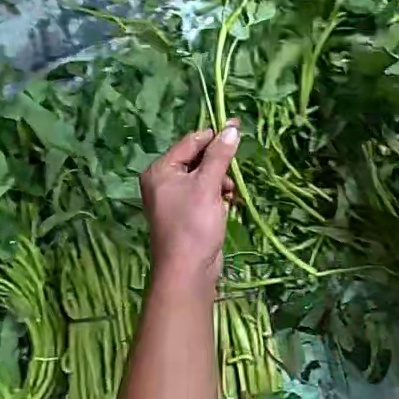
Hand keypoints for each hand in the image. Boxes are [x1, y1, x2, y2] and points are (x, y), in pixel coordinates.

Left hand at [141, 121, 239, 285]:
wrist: (188, 271)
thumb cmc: (193, 224)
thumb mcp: (208, 185)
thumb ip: (219, 155)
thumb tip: (232, 128)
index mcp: (160, 170)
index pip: (190, 142)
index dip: (214, 136)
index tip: (238, 129)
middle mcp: (163, 181)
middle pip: (198, 159)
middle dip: (219, 166)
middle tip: (233, 176)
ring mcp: (174, 198)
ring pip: (205, 177)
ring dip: (222, 182)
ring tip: (231, 195)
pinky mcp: (187, 213)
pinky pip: (205, 194)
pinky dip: (219, 196)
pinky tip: (229, 205)